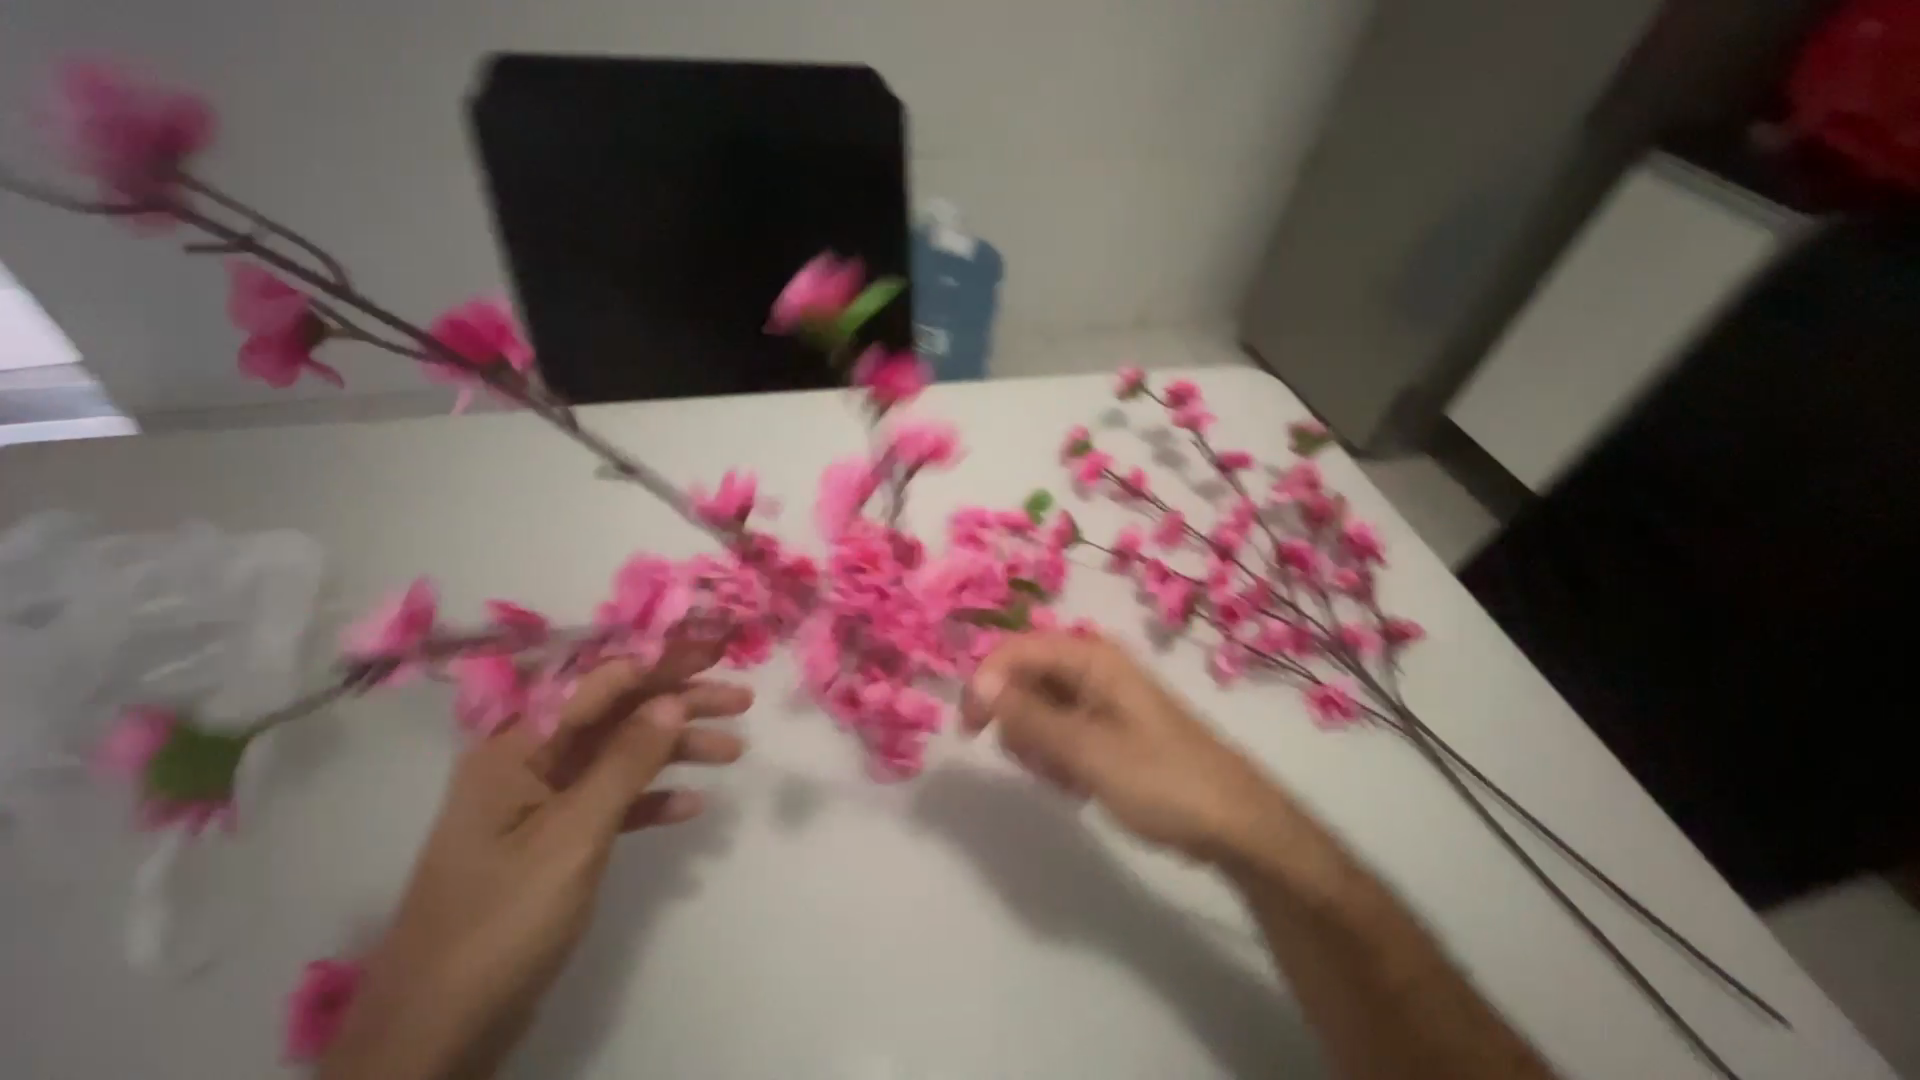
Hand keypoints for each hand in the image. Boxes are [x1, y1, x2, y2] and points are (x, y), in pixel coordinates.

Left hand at [320, 646, 750, 1079]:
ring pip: (616, 759)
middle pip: (611, 716)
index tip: (715, 650)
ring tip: (735, 752)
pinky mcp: (549, 846)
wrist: (439, 1028)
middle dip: (676, 704)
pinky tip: (691, 806)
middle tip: (742, 700)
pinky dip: (649, 800)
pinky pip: (608, 805)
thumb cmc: (502, 920)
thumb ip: (624, 763)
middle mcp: (525, 765)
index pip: (596, 683)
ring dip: (673, 751)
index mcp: (515, 748)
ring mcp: (536, 807)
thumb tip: (670, 699)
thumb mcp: (573, 836)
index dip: (658, 662)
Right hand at [962, 632, 1290, 863]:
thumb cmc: (1162, 780)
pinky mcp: (1110, 729)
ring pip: (1039, 709)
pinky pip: (1062, 732)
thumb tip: (978, 683)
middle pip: (1024, 678)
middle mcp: (1095, 669)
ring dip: (1038, 745)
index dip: (984, 682)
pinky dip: (1058, 757)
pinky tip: (1078, 786)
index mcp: (1091, 658)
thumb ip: (1028, 716)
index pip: (1015, 650)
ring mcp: (1103, 700)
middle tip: (1038, 763)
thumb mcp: (1087, 751)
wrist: (1234, 822)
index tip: (969, 730)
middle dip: (1017, 721)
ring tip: (1066, 778)